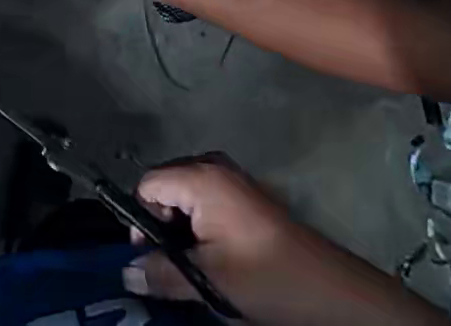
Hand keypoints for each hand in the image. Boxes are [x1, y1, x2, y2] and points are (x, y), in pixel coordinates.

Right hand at [125, 159, 445, 325]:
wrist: (323, 285)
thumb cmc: (262, 275)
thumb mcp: (207, 280)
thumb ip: (162, 273)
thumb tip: (126, 273)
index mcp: (201, 177)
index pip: (148, 183)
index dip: (142, 218)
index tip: (150, 255)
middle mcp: (213, 165)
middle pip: (166, 184)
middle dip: (160, 222)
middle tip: (171, 262)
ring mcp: (231, 176)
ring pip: (185, 193)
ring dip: (180, 225)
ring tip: (192, 261)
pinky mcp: (244, 192)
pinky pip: (205, 197)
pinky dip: (198, 221)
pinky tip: (212, 253)